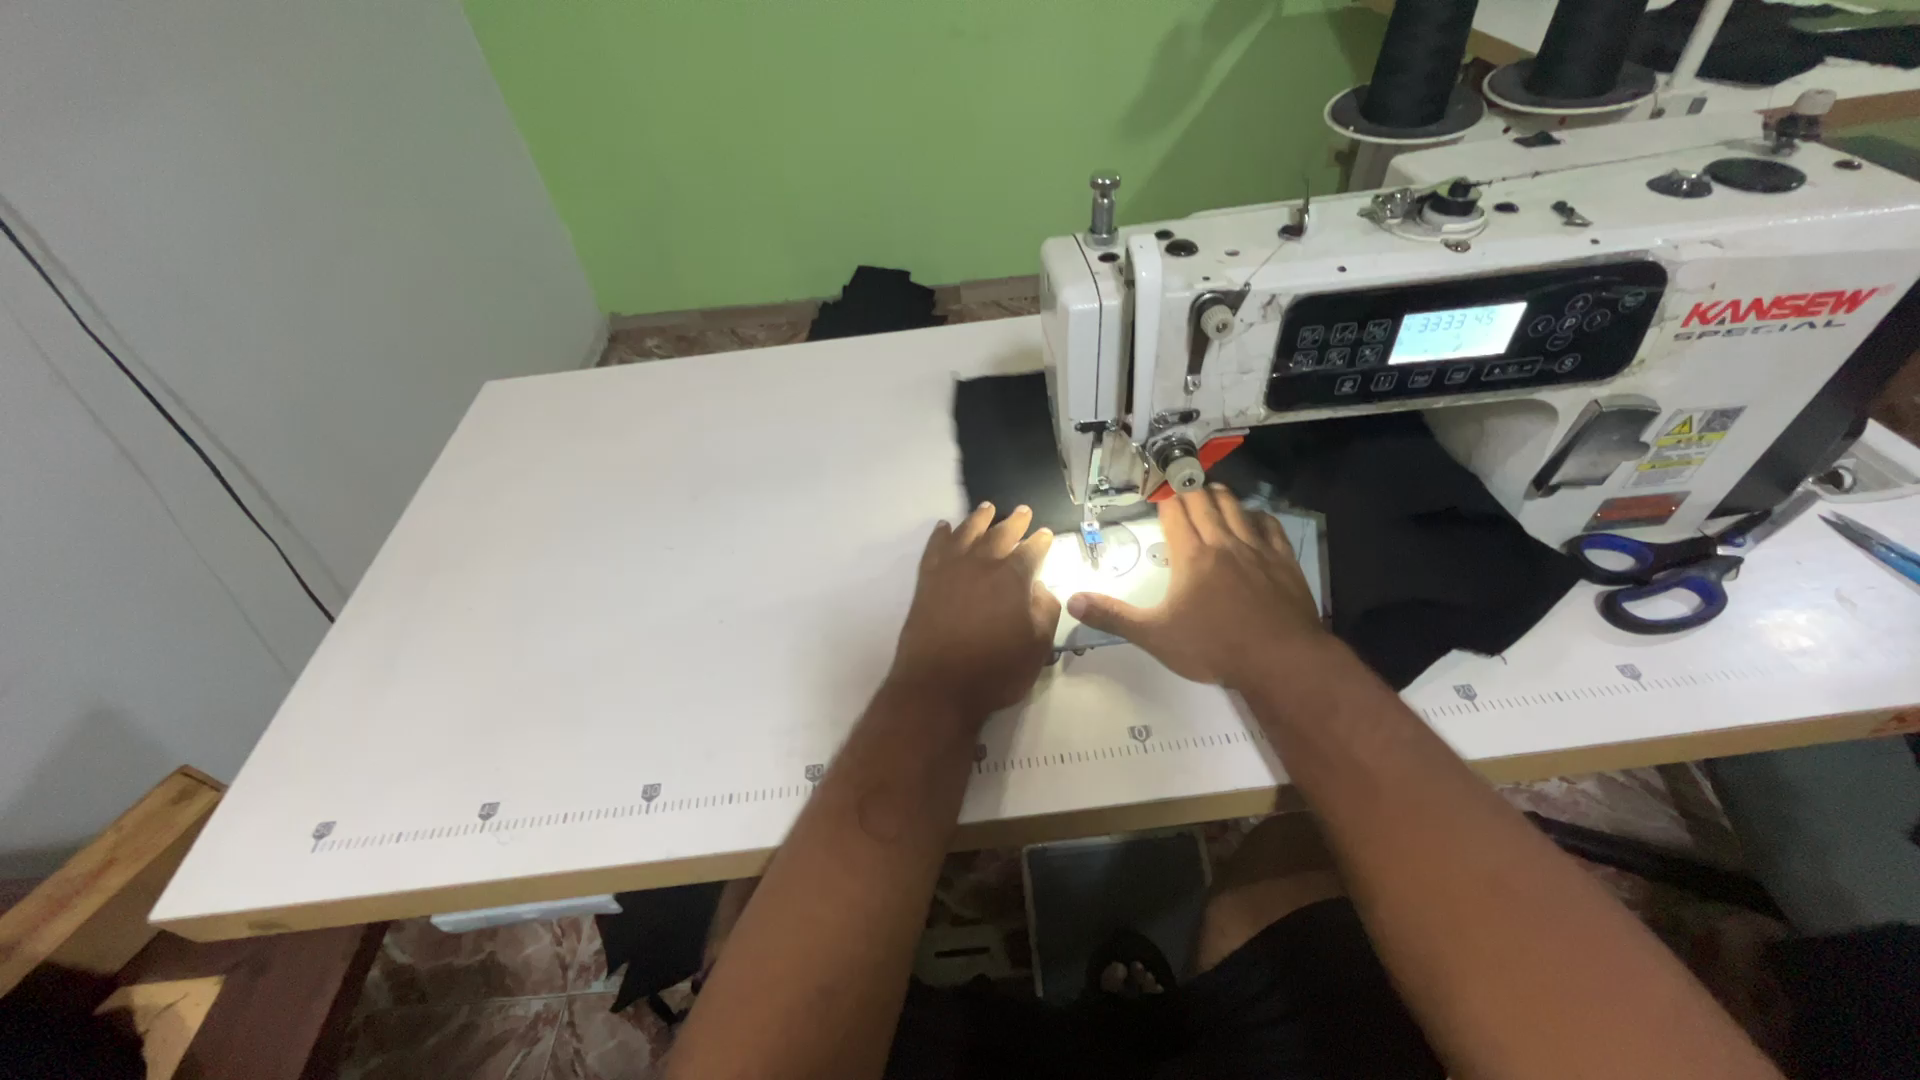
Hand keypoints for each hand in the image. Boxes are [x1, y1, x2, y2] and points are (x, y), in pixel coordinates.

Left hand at [888, 503, 1060, 717]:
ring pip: (966, 533)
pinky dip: (940, 535)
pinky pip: (934, 548)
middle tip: (1022, 511)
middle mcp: (982, 565)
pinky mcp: (926, 582)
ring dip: (979, 519)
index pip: (1032, 551)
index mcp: (1013, 578)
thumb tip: (1040, 589)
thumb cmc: (995, 671)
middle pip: (1000, 534)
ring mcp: (950, 570)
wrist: (937, 686)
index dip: (1041, 541)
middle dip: (1014, 522)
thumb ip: (1045, 612)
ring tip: (987, 508)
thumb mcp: (1037, 647)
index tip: (1046, 534)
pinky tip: (944, 527)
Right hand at [1068, 485, 1327, 688]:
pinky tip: (1253, 517)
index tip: (1156, 490)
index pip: (1174, 513)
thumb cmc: (1213, 647)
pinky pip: (1270, 525)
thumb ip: (1113, 616)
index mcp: (1191, 556)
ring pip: (1236, 508)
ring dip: (1220, 495)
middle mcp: (1222, 542)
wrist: (1280, 659)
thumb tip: (1072, 602)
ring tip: (1211, 490)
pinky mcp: (1283, 560)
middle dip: (1189, 489)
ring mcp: (1256, 549)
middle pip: (1204, 502)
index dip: (1163, 498)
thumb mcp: (1154, 636)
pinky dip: (1257, 515)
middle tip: (1179, 481)